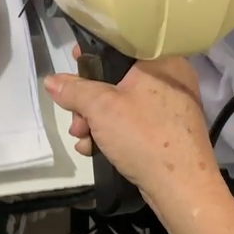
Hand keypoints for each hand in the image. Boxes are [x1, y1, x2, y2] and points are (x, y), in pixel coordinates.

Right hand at [43, 56, 225, 202]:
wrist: (182, 189)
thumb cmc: (144, 136)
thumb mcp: (100, 108)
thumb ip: (73, 90)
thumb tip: (51, 80)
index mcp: (162, 61)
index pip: (121, 45)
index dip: (93, 54)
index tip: (73, 65)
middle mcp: (171, 79)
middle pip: (116, 78)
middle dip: (88, 101)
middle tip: (77, 120)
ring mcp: (171, 107)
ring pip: (121, 103)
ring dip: (95, 121)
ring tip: (84, 139)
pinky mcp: (168, 131)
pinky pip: (133, 122)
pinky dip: (112, 133)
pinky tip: (96, 149)